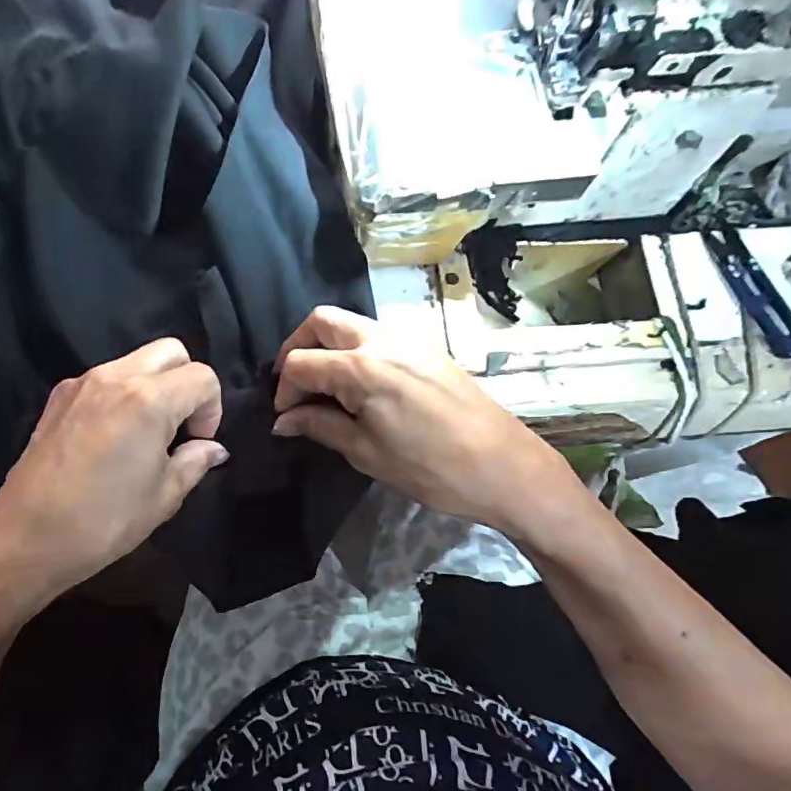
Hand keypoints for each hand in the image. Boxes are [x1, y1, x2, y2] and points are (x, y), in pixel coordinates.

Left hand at [0, 339, 228, 625]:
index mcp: (147, 399)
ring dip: (153, 387)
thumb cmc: (103, 522)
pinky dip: (121, 394)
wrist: (26, 537)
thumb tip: (212, 449)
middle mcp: (114, 377)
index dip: (211, 409)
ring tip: (145, 436)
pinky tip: (112, 438)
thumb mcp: (162, 497)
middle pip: (169, 352)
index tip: (198, 443)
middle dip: (186, 382)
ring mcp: (81, 383)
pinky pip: (103, 379)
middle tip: (178, 428)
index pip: (202, 377)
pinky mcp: (57, 397)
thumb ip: (194, 462)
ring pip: (134, 361)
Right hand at [272, 306, 591, 545]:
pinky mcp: (427, 350)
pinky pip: (377, 336)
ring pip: (351, 324)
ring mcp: (409, 340)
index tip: (285, 416)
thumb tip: (283, 421)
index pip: (300, 362)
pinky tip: (358, 388)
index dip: (284, 389)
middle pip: (321, 321)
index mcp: (362, 367)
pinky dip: (354, 351)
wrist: (506, 468)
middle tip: (294, 387)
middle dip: (297, 348)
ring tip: (324, 389)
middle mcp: (382, 340)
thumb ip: (319, 426)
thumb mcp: (365, 452)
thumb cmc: (430, 468)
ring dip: (326, 347)